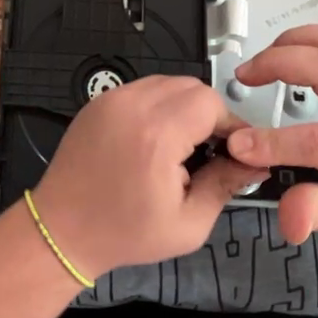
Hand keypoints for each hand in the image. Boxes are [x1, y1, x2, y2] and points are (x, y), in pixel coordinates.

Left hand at [29, 75, 265, 278]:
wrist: (62, 230)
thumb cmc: (124, 234)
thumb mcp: (188, 224)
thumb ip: (225, 185)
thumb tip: (255, 162)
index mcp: (157, 135)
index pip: (211, 102)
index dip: (230, 125)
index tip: (234, 151)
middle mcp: (133, 106)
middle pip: (191, 87)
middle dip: (208, 115)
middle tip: (209, 152)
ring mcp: (113, 99)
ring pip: (167, 83)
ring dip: (183, 108)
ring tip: (181, 147)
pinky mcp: (99, 101)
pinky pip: (142, 89)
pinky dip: (157, 106)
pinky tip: (155, 140)